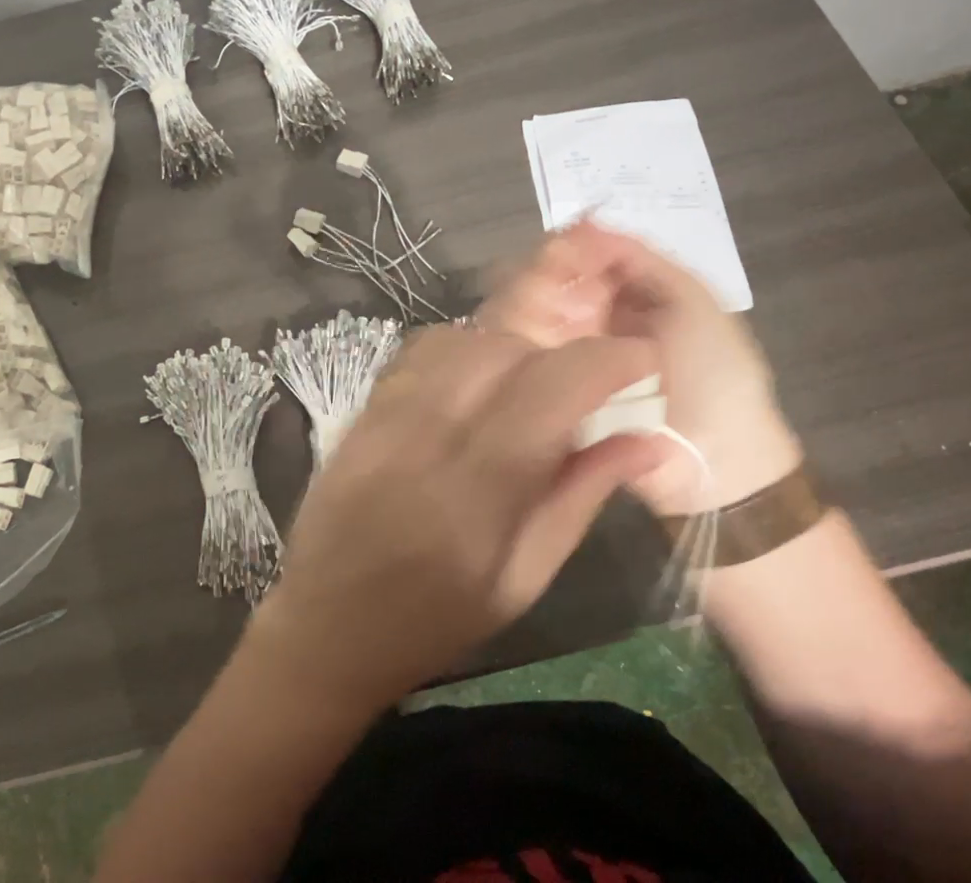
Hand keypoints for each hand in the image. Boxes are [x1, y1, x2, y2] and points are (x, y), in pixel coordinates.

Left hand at [246, 324, 671, 708]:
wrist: (324, 628)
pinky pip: (412, 358)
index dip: (607, 360)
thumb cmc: (431, 623)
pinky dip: (457, 353)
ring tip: (528, 388)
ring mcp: (379, 422)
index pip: (549, 390)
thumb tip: (646, 441)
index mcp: (473, 494)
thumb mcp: (520, 581)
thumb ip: (578, 499)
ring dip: (507, 349)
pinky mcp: (354, 418)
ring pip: (455, 342)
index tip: (642, 363)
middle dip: (559, 354)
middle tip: (584, 389)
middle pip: (502, 350)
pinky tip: (473, 387)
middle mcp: (422, 440)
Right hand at [479, 221, 802, 514]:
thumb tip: (585, 220)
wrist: (711, 460)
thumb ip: (641, 258)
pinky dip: (509, 341)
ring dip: (520, 306)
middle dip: (537, 277)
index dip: (566, 248)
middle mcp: (590, 320)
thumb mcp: (692, 301)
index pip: (583, 256)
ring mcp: (564, 356)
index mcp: (628, 295)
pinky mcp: (545, 389)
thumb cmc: (714, 375)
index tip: (554, 250)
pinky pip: (519, 356)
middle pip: (548, 284)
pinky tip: (507, 335)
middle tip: (531, 284)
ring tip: (522, 310)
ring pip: (526, 315)